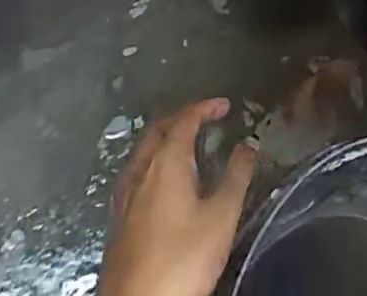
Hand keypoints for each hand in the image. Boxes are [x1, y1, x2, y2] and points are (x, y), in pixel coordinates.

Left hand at [101, 98, 257, 295]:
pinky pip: (135, 176)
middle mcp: (140, 175)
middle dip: (181, 119)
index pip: (184, 121)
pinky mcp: (118, 224)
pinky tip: (163, 184)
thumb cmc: (183, 260)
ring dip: (164, 140)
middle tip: (205, 118)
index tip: (225, 106)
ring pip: (142, 154)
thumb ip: (236, 176)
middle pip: (157, 132)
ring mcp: (124, 201)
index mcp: (165, 165)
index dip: (205, 108)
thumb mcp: (222, 216)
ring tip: (187, 145)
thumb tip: (248, 144)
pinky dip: (153, 163)